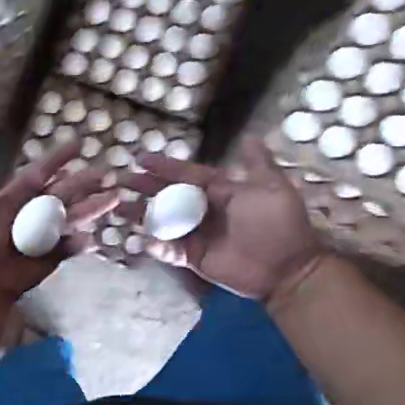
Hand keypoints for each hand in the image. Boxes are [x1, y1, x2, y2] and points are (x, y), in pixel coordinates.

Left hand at [0, 141, 118, 306]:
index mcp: (20, 195)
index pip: (42, 172)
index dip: (59, 158)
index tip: (79, 144)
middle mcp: (38, 210)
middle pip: (66, 192)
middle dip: (85, 182)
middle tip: (105, 172)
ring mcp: (50, 231)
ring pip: (75, 215)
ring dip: (93, 207)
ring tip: (114, 197)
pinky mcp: (57, 252)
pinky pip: (73, 244)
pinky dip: (82, 242)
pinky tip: (89, 238)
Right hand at [122, 137, 327, 304]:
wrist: (286, 267)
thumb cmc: (277, 224)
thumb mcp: (271, 187)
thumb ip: (257, 163)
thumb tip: (250, 137)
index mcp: (220, 190)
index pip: (187, 174)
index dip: (165, 167)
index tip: (140, 159)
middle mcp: (205, 209)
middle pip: (168, 196)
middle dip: (145, 188)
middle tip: (119, 182)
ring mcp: (198, 234)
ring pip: (164, 221)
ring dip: (141, 214)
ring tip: (118, 208)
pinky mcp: (194, 258)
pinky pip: (170, 249)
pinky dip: (156, 245)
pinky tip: (142, 240)